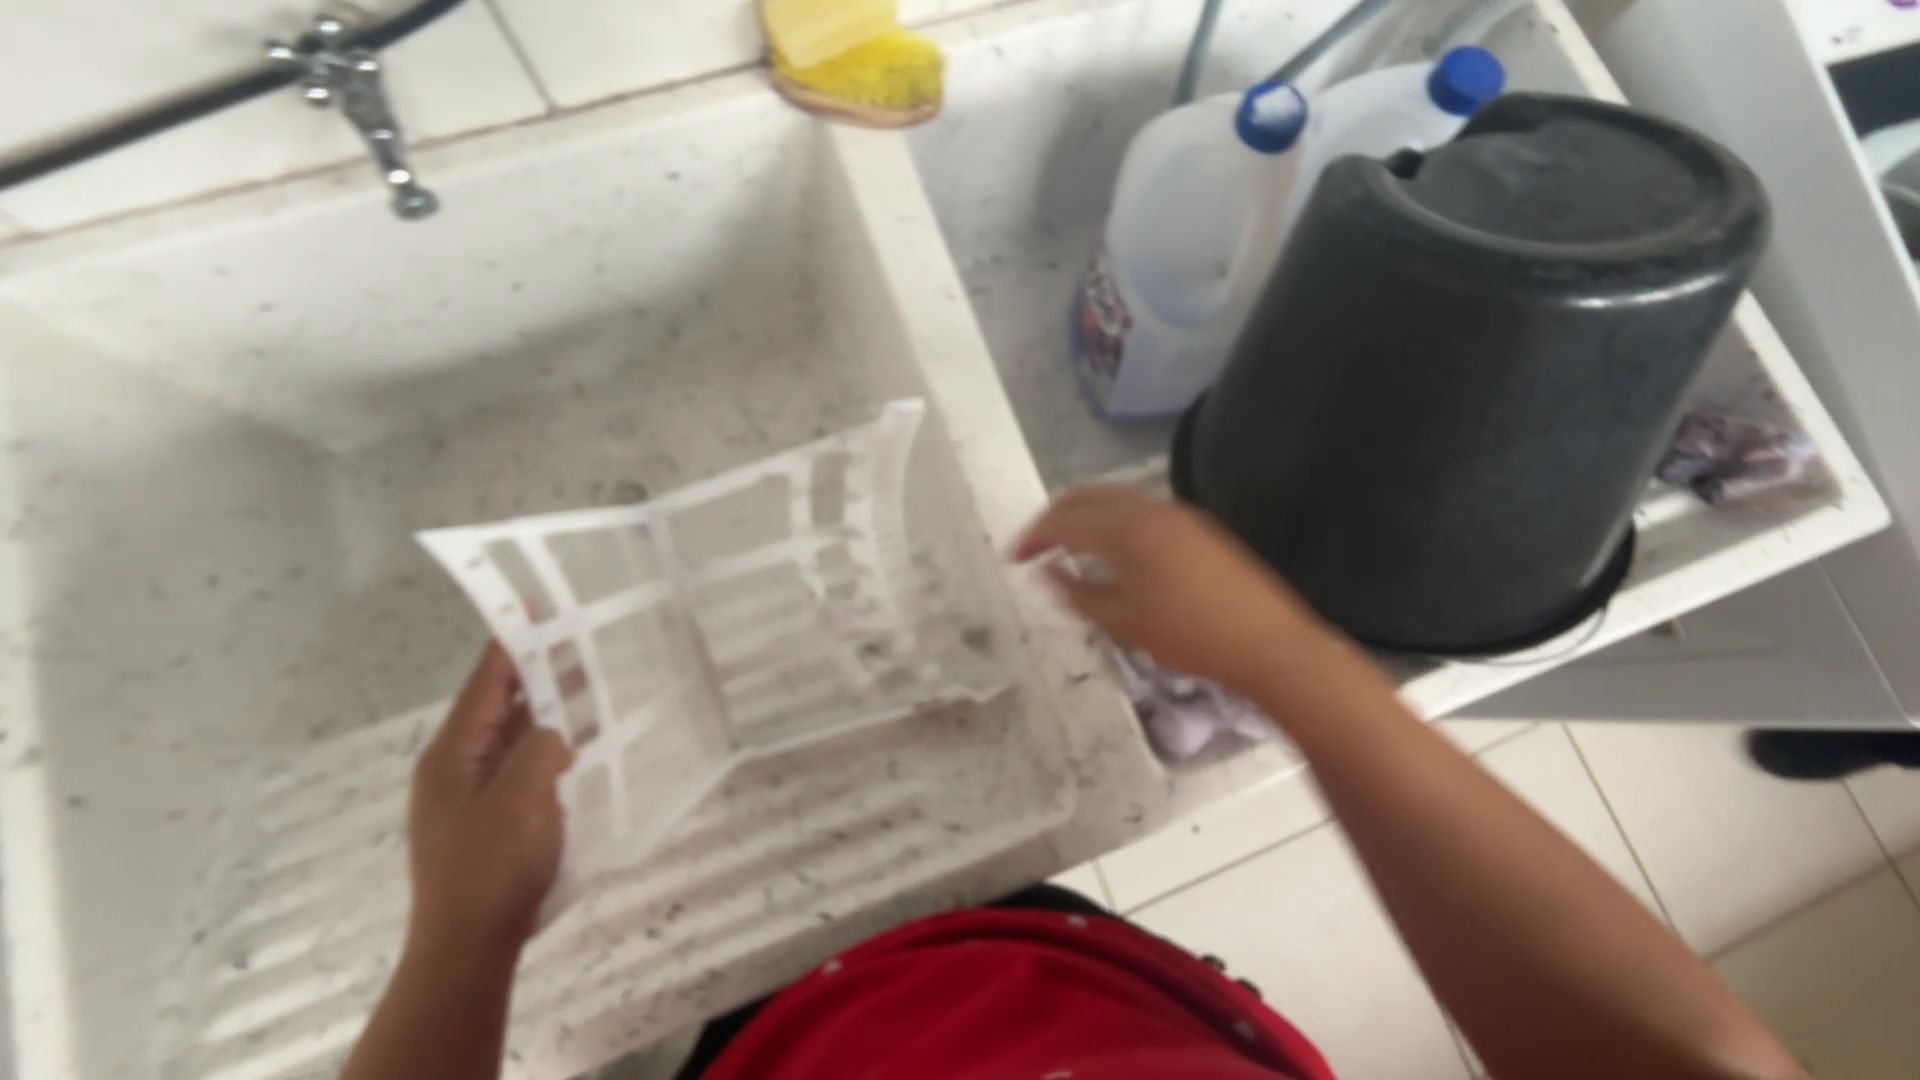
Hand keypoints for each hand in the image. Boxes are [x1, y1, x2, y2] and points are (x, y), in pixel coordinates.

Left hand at [407, 643, 573, 958]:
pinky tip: (581, 743)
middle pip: (500, 706)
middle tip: (577, 643)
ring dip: (549, 711)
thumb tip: (554, 735)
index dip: (511, 645)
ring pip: (514, 736)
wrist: (470, 943)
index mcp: (452, 755)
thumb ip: (541, 747)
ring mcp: (473, 795)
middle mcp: (457, 768)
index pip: (485, 685)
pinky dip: (551, 747)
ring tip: (589, 684)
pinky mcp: (493, 818)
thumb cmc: (493, 865)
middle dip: (537, 674)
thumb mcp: (523, 796)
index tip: (536, 610)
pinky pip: (524, 766)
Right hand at [1013, 486, 1328, 689]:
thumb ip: (1077, 593)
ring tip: (1066, 544)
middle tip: (1034, 544)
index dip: (1033, 537)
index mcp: (1126, 530)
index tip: (1013, 557)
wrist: (1269, 643)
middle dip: (1054, 516)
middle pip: (1087, 496)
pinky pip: (1140, 509)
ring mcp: (1178, 514)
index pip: (1063, 521)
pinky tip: (1112, 549)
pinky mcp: (1197, 527)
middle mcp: (1149, 509)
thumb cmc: (1189, 637)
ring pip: (1116, 498)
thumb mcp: (1122, 623)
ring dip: (1084, 514)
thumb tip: (1047, 572)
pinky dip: (1112, 519)